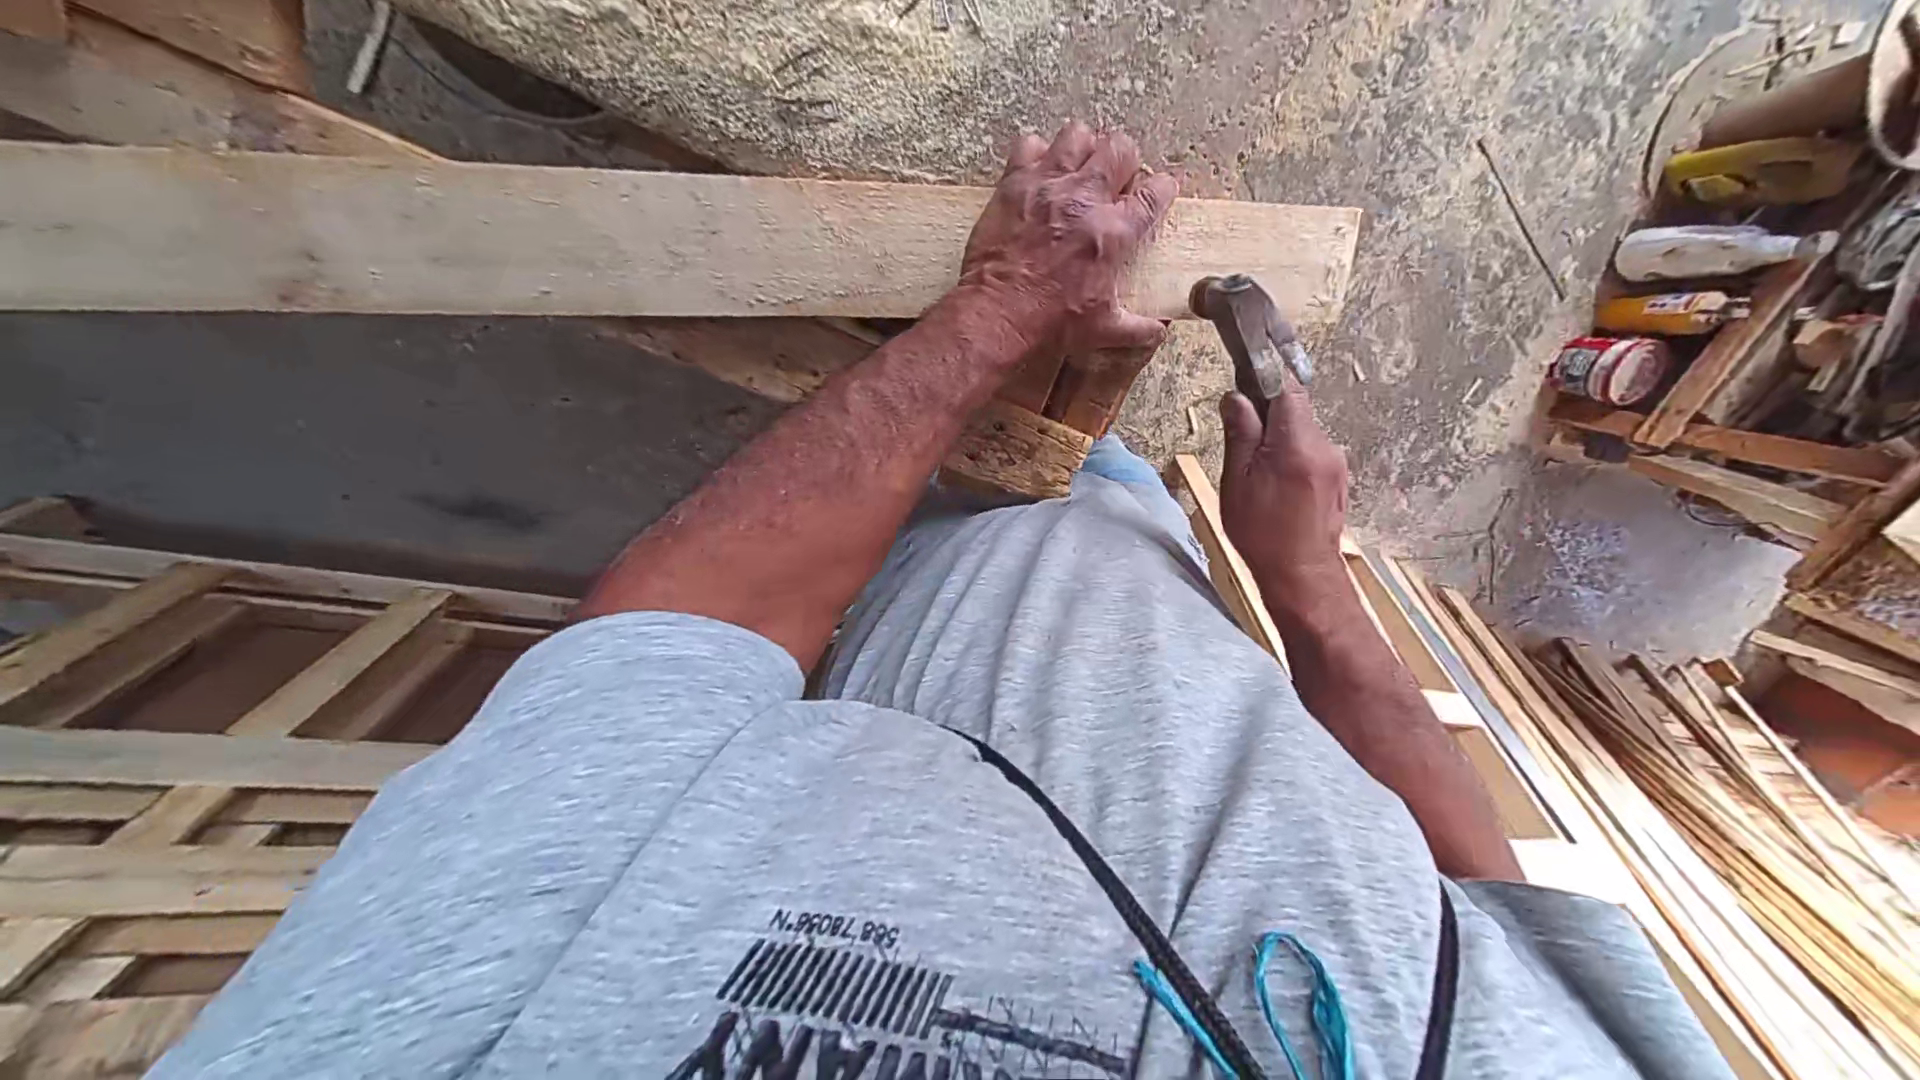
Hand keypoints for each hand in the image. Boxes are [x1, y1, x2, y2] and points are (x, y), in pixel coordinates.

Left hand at [957, 121, 1178, 355]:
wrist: (1000, 317)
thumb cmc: (1050, 324)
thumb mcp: (1103, 330)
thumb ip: (1137, 327)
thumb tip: (1159, 329)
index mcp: (1115, 233)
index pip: (1155, 193)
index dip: (1162, 189)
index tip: (1159, 191)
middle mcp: (1086, 199)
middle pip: (1120, 148)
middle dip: (1123, 160)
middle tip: (1114, 179)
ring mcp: (1049, 187)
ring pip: (1077, 136)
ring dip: (1082, 149)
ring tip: (1077, 168)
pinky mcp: (1014, 185)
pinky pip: (1029, 145)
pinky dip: (1036, 154)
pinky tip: (1037, 173)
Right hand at [1218, 383, 1349, 587]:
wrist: (1300, 572)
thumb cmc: (1261, 531)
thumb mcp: (1236, 480)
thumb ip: (1240, 433)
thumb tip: (1236, 398)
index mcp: (1296, 443)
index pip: (1287, 389)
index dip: (1265, 380)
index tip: (1245, 382)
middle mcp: (1324, 446)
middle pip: (1295, 410)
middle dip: (1267, 417)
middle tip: (1241, 441)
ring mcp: (1336, 462)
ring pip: (1302, 432)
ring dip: (1278, 440)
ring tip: (1256, 471)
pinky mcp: (1337, 477)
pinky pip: (1310, 452)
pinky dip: (1290, 457)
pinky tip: (1275, 484)